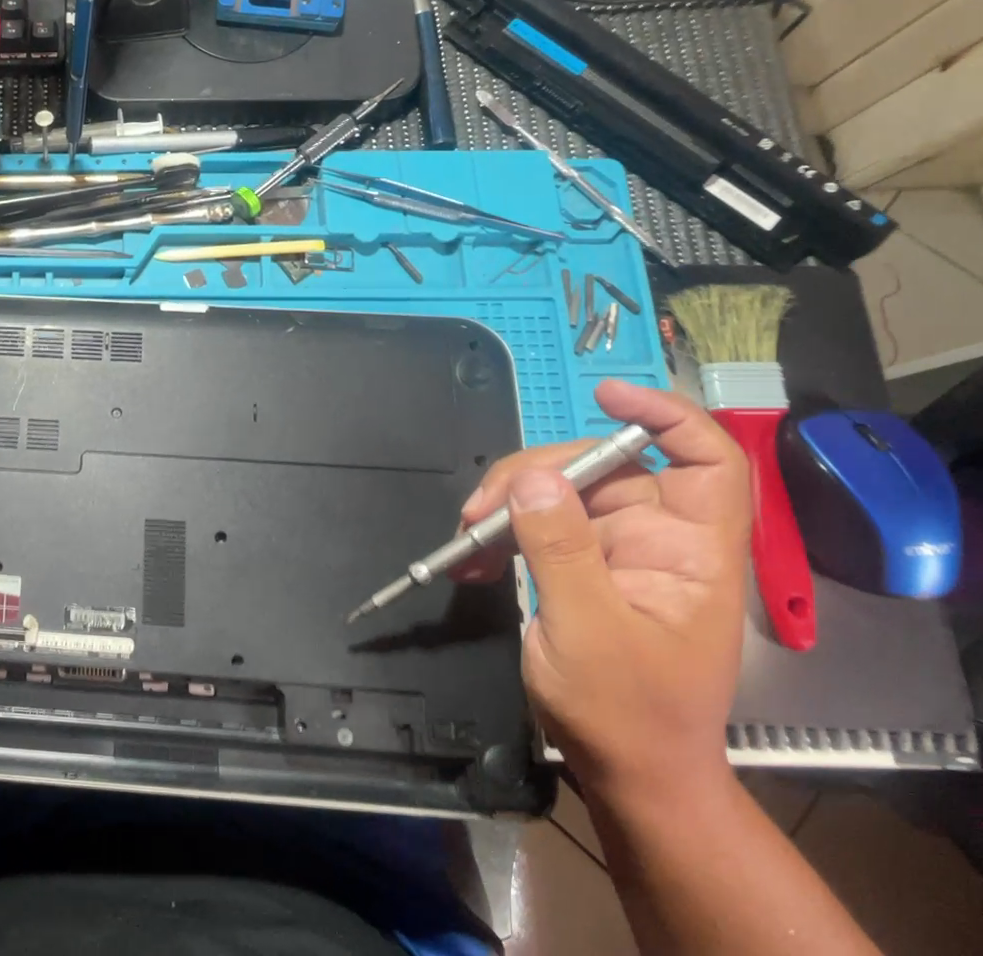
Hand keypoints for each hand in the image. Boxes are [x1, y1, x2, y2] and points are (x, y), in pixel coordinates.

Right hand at [457, 380, 750, 799]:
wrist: (624, 770)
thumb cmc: (626, 710)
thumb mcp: (588, 629)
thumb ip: (560, 549)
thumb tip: (531, 478)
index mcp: (691, 551)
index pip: (703, 461)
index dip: (665, 417)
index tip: (605, 396)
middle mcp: (657, 541)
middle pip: (603, 471)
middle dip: (535, 477)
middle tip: (477, 511)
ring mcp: (613, 555)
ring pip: (557, 497)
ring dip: (504, 509)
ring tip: (463, 542)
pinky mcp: (576, 572)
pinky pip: (534, 532)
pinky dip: (497, 539)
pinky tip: (468, 561)